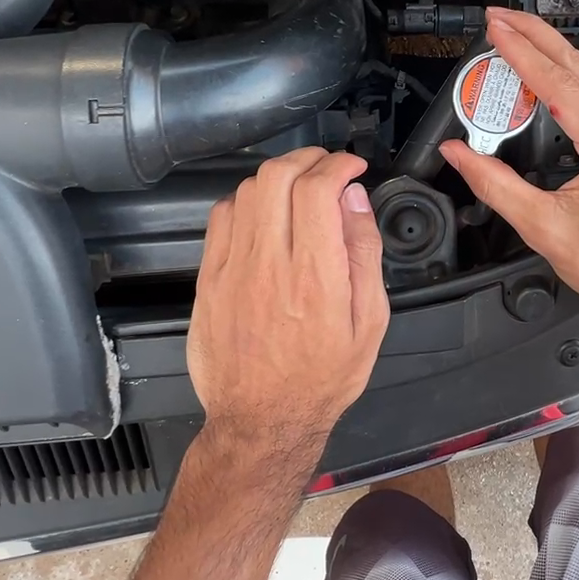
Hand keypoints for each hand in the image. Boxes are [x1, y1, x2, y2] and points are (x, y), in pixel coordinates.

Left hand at [187, 148, 387, 449]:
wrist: (263, 421)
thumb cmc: (322, 377)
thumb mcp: (369, 322)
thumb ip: (364, 253)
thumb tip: (355, 200)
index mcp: (316, 277)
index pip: (318, 189)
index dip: (339, 164)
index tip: (352, 168)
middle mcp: (270, 266)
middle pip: (278, 176)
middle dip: (309, 158)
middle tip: (328, 169)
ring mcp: (232, 270)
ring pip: (249, 190)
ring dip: (280, 175)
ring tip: (300, 188)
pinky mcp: (209, 279)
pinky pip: (222, 216)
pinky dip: (248, 200)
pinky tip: (266, 214)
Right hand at [440, 8, 578, 333]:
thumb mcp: (543, 228)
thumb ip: (494, 183)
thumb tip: (459, 154)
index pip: (558, 84)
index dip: (521, 52)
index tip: (496, 29)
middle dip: (536, 36)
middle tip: (501, 17)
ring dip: (555, 53)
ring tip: (520, 36)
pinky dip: (573, 77)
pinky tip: (553, 74)